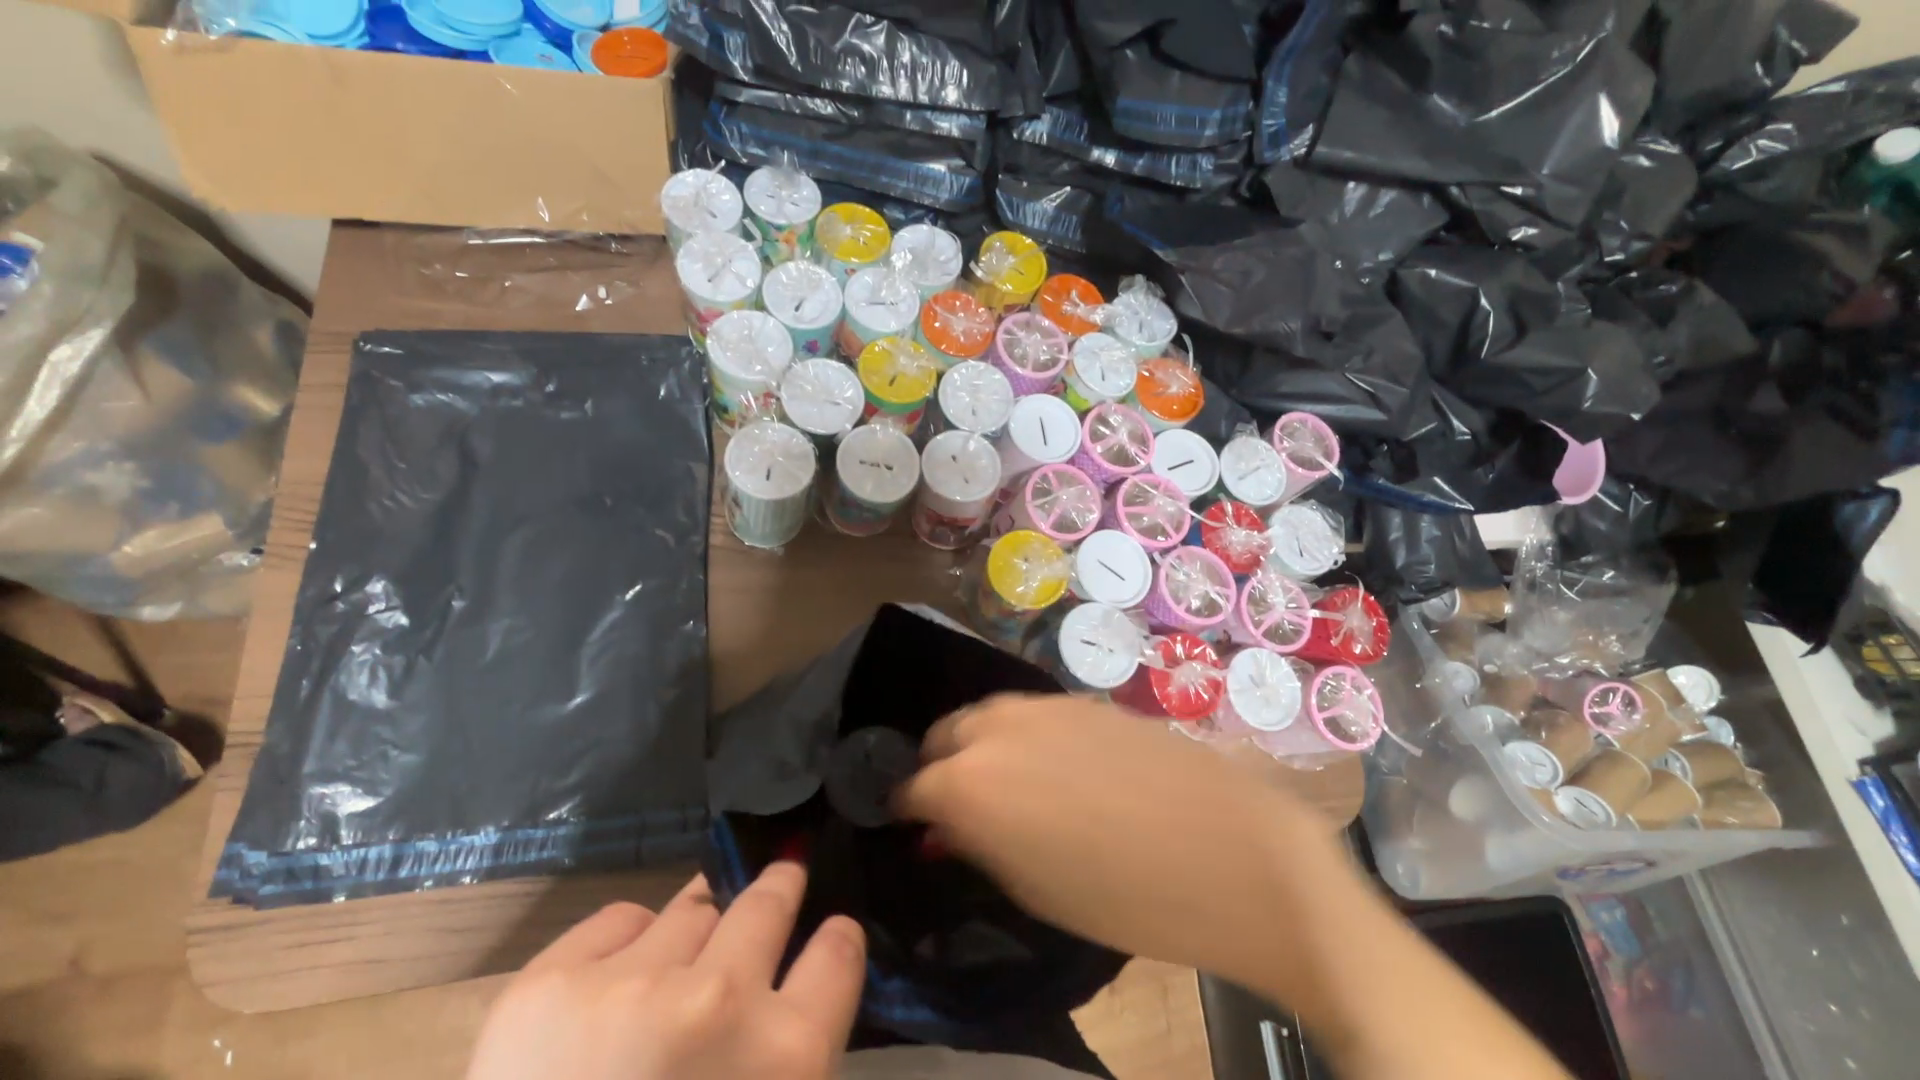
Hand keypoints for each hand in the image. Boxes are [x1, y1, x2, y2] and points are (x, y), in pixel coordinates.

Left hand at [466, 865, 865, 1079]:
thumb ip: (790, 1062)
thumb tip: (792, 995)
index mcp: (784, 1059)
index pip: (837, 957)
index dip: (837, 938)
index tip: (832, 927)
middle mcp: (718, 1001)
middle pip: (766, 905)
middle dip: (780, 887)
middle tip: (782, 876)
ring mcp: (630, 985)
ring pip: (692, 908)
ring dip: (703, 922)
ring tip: (699, 930)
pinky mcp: (550, 983)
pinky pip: (620, 918)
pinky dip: (631, 938)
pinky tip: (625, 974)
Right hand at [894, 693, 1356, 990]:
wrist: (1236, 855)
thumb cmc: (1127, 899)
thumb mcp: (1035, 891)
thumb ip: (980, 847)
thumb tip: (948, 828)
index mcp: (968, 784)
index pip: (911, 787)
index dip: (908, 810)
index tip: (916, 829)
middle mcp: (997, 729)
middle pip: (945, 734)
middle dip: (941, 766)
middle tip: (958, 805)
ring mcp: (1048, 706)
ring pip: (990, 715)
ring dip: (983, 745)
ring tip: (1007, 784)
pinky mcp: (1092, 701)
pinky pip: (1036, 714)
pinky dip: (1027, 736)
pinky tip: (1056, 767)